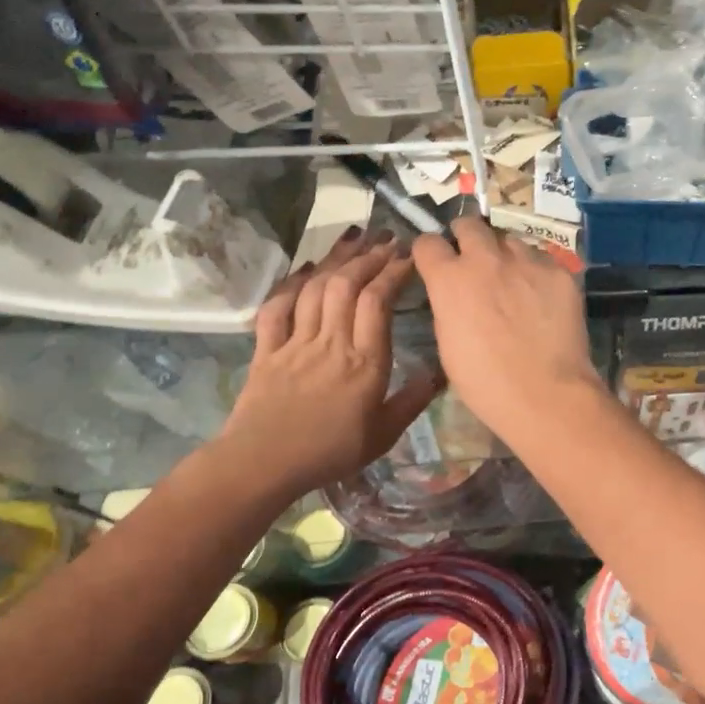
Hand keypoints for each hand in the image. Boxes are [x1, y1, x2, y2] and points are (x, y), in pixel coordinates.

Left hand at [217, 228, 442, 496]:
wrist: (263, 463)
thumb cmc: (331, 452)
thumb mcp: (384, 434)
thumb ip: (413, 400)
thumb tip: (441, 373)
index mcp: (365, 362)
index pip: (377, 302)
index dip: (392, 273)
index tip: (408, 257)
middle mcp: (331, 342)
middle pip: (347, 286)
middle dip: (368, 257)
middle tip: (386, 239)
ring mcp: (295, 342)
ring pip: (315, 289)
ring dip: (335, 260)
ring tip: (354, 240)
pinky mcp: (266, 349)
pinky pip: (278, 307)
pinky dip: (291, 284)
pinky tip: (306, 269)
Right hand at [412, 216, 603, 443]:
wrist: (545, 393)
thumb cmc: (486, 382)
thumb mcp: (448, 344)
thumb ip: (447, 306)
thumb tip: (453, 295)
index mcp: (449, 279)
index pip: (428, 242)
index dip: (431, 252)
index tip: (437, 262)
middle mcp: (486, 259)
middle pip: (470, 225)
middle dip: (468, 238)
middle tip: (475, 259)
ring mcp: (527, 261)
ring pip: (510, 240)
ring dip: (505, 254)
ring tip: (514, 279)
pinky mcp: (560, 272)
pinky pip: (542, 260)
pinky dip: (537, 272)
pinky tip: (542, 296)